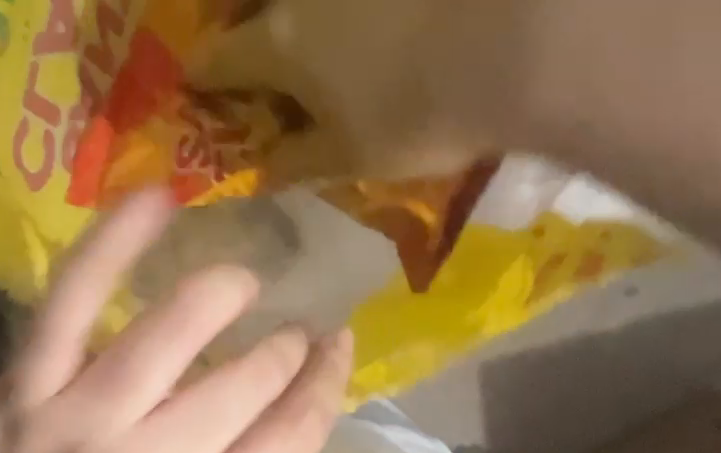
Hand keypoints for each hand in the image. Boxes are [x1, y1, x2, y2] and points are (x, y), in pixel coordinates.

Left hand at [0, 189, 351, 452]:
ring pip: (172, 332)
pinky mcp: (25, 385)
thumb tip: (306, 374)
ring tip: (240, 286)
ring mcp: (78, 425)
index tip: (334, 344)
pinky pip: (75, 297)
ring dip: (224, 293)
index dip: (327, 381)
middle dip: (285, 346)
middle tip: (287, 329)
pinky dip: (116, 241)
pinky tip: (158, 203)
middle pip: (246, 385)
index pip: (291, 439)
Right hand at [187, 0, 543, 181]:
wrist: (526, 39)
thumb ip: (298, 161)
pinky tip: (366, 17)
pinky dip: (344, 7)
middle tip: (247, 39)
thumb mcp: (351, 159)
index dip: (200, 77)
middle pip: (249, 1)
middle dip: (236, 21)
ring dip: (295, 13)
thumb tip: (262, 168)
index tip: (194, 85)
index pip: (218, 61)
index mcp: (281, 45)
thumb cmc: (422, 115)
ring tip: (308, 28)